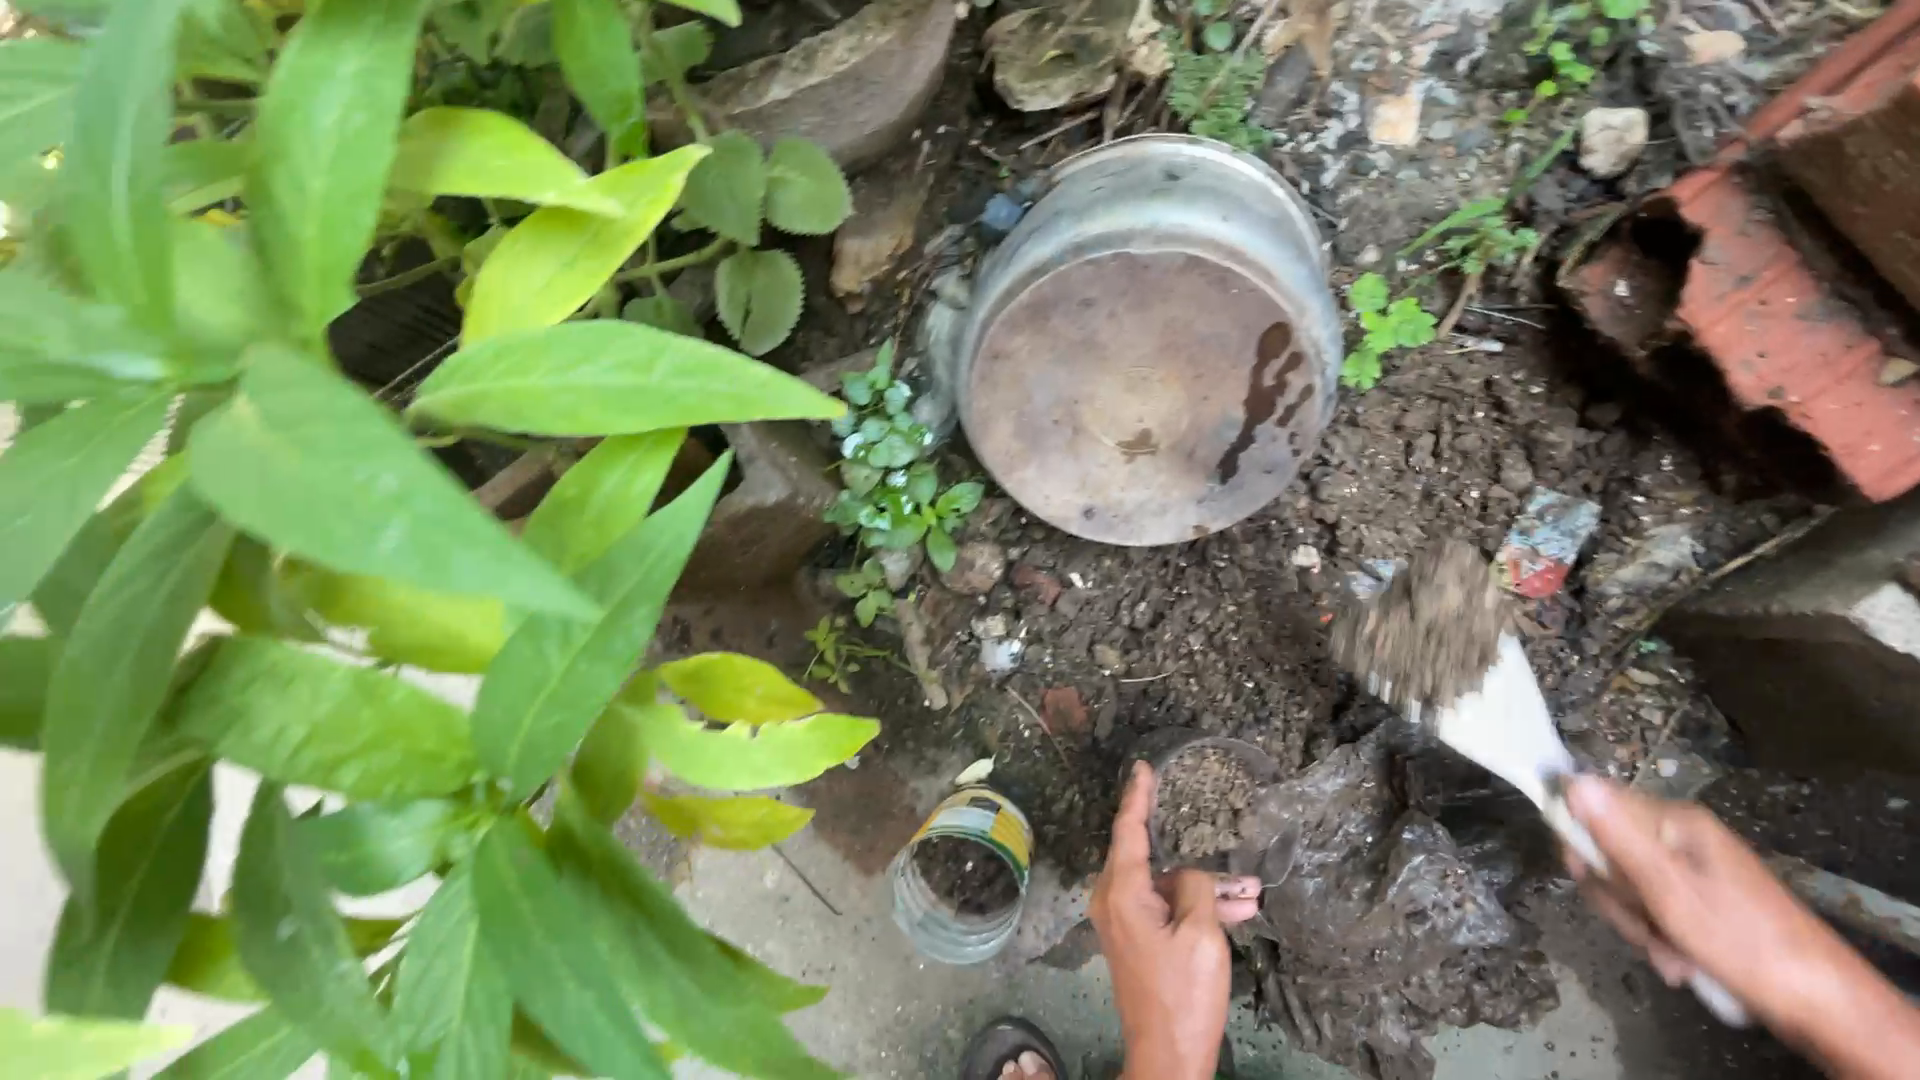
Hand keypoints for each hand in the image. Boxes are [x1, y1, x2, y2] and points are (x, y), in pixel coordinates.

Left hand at [1091, 761, 1261, 1079]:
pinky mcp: (1135, 938)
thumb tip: (1187, 874)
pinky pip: (1165, 908)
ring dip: (1205, 889)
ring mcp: (1123, 919)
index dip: (1137, 795)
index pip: (1128, 828)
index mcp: (1121, 890)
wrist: (1168, 1055)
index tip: (1143, 767)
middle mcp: (1113, 898)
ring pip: (1167, 886)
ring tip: (1250, 890)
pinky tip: (1238, 910)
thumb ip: (1194, 886)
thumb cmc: (1183, 993)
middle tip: (1225, 846)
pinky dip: (1195, 909)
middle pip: (1153, 858)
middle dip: (1196, 857)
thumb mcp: (1201, 933)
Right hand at [1564, 776, 1919, 1076]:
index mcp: (1674, 823)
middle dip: (1615, 896)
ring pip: (1626, 884)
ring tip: (1666, 952)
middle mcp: (1681, 837)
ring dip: (1636, 922)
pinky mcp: (1701, 900)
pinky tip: (1676, 958)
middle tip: (1640, 926)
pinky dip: (1656, 934)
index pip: (1594, 807)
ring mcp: (1692, 869)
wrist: (1825, 1007)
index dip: (1579, 843)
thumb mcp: (1669, 889)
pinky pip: (1652, 906)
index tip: (1585, 876)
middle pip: (1607, 850)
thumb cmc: (1743, 943)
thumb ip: (1618, 835)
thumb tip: (1574, 781)